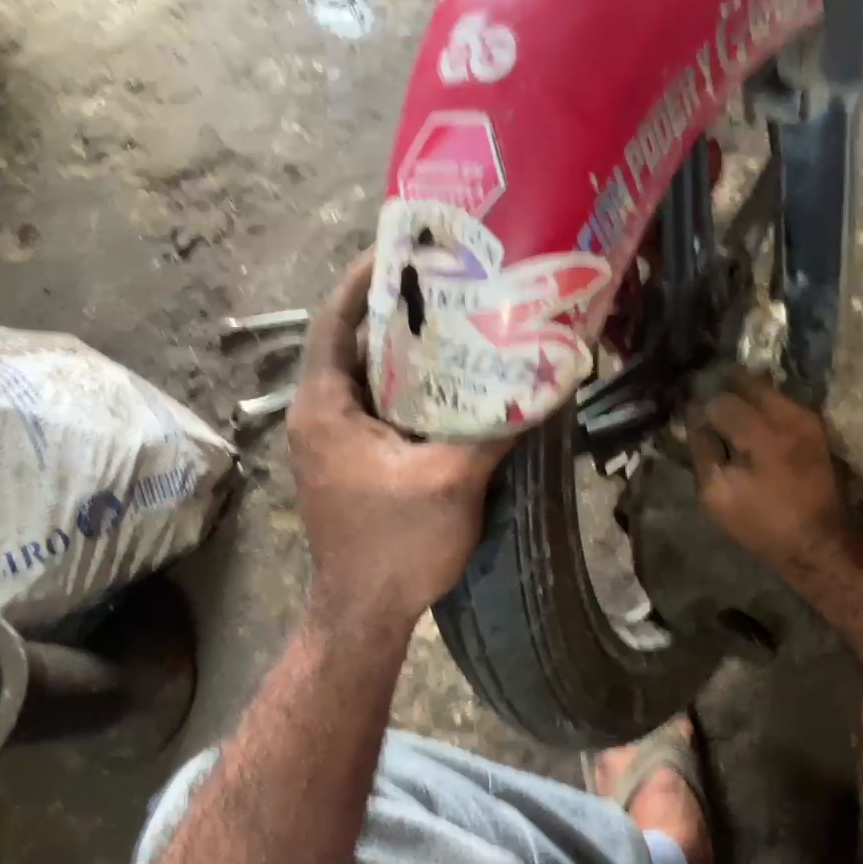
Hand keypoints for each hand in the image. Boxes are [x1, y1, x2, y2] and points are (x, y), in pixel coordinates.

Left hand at [288, 256, 511, 636]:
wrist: (364, 614)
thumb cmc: (396, 546)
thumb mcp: (452, 481)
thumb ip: (494, 429)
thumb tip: (541, 386)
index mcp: (326, 406)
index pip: (335, 319)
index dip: (366, 277)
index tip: (407, 248)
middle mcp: (321, 414)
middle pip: (354, 342)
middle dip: (399, 308)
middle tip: (450, 281)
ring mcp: (333, 439)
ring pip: (370, 376)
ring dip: (408, 349)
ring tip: (458, 320)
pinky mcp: (352, 460)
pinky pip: (380, 406)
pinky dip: (411, 387)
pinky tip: (454, 383)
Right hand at [687, 374, 852, 570]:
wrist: (817, 539)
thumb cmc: (762, 522)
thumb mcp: (717, 493)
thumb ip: (702, 449)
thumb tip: (692, 418)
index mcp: (762, 434)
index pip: (719, 400)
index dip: (699, 408)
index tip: (690, 420)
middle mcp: (787, 415)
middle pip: (745, 380)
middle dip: (722, 391)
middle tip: (708, 411)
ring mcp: (806, 416)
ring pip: (764, 386)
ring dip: (742, 396)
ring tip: (729, 418)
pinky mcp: (814, 423)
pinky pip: (780, 399)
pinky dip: (761, 405)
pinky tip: (751, 426)